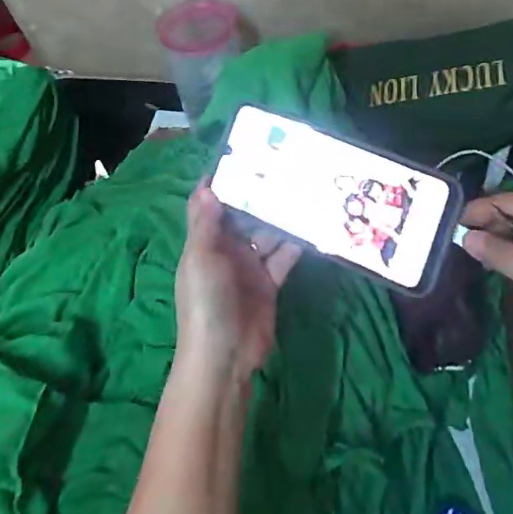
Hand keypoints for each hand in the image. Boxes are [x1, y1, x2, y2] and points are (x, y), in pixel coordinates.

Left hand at [175, 187, 302, 379]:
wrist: (225, 356)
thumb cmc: (206, 302)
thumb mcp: (201, 258)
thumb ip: (206, 223)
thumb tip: (207, 184)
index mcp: (204, 241)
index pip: (209, 205)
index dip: (221, 183)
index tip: (242, 156)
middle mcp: (226, 250)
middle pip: (243, 216)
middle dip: (259, 197)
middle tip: (284, 169)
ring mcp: (249, 267)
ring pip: (267, 234)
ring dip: (281, 218)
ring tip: (303, 191)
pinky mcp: (270, 283)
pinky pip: (284, 257)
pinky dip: (295, 244)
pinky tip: (311, 226)